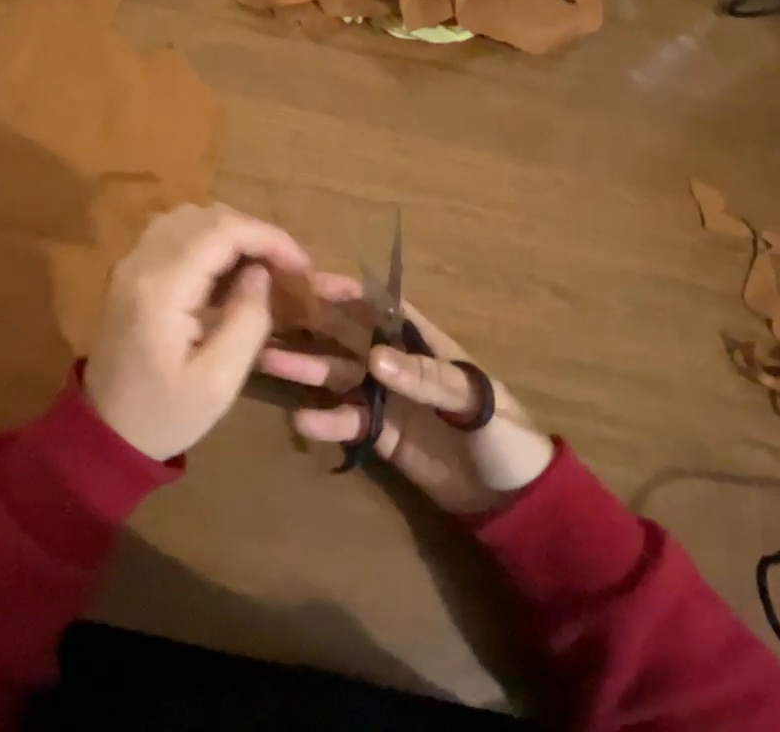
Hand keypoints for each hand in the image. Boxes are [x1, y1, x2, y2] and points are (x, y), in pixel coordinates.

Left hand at [86, 204, 312, 459]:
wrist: (104, 432)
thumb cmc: (164, 414)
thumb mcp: (219, 380)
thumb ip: (247, 320)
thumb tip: (260, 272)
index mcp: (161, 287)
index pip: (221, 230)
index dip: (268, 237)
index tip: (302, 265)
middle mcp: (140, 263)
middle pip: (204, 216)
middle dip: (253, 232)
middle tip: (286, 266)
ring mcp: (129, 265)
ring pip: (187, 219)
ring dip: (229, 232)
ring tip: (262, 266)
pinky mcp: (129, 275)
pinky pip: (172, 236)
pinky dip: (207, 241)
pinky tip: (228, 273)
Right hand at [258, 275, 555, 514]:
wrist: (514, 499)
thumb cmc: (507, 435)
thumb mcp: (476, 402)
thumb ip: (425, 378)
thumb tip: (373, 357)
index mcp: (426, 344)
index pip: (381, 308)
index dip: (348, 292)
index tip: (309, 281)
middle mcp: (398, 364)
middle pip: (348, 336)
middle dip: (311, 324)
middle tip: (267, 313)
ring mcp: (386, 399)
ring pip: (338, 374)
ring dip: (305, 367)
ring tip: (266, 361)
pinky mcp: (379, 435)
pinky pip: (346, 421)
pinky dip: (325, 421)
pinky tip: (302, 421)